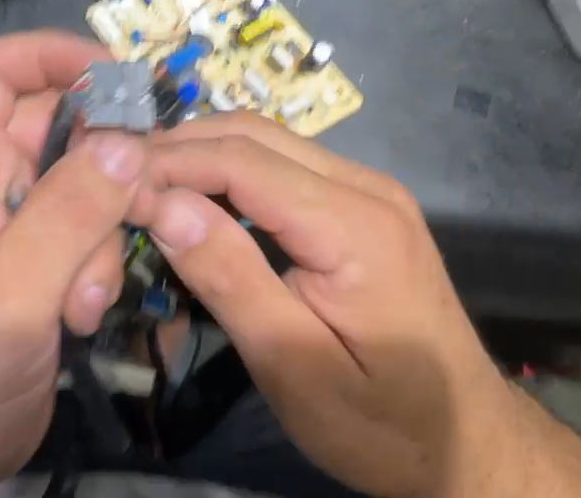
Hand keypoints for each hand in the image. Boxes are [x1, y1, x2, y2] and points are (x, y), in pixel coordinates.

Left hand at [0, 33, 147, 494]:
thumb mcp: (7, 288)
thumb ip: (68, 213)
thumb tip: (126, 140)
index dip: (47, 53)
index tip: (115, 71)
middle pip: (51, 122)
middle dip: (99, 154)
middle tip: (143, 189)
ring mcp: (13, 219)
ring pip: (81, 181)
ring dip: (101, 230)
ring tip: (85, 297)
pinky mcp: (40, 259)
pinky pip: (86, 230)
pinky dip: (97, 264)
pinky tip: (81, 317)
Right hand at [143, 115, 526, 497]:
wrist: (472, 447)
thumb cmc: (382, 421)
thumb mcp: (295, 367)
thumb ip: (229, 278)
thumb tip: (161, 203)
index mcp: (354, 224)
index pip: (240, 159)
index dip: (168, 161)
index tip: (108, 180)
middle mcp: (364, 186)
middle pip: (249, 133)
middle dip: (175, 146)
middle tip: (114, 175)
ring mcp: (365, 189)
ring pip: (261, 139)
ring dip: (197, 151)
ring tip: (141, 182)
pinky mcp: (359, 202)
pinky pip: (278, 162)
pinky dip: (224, 167)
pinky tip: (192, 194)